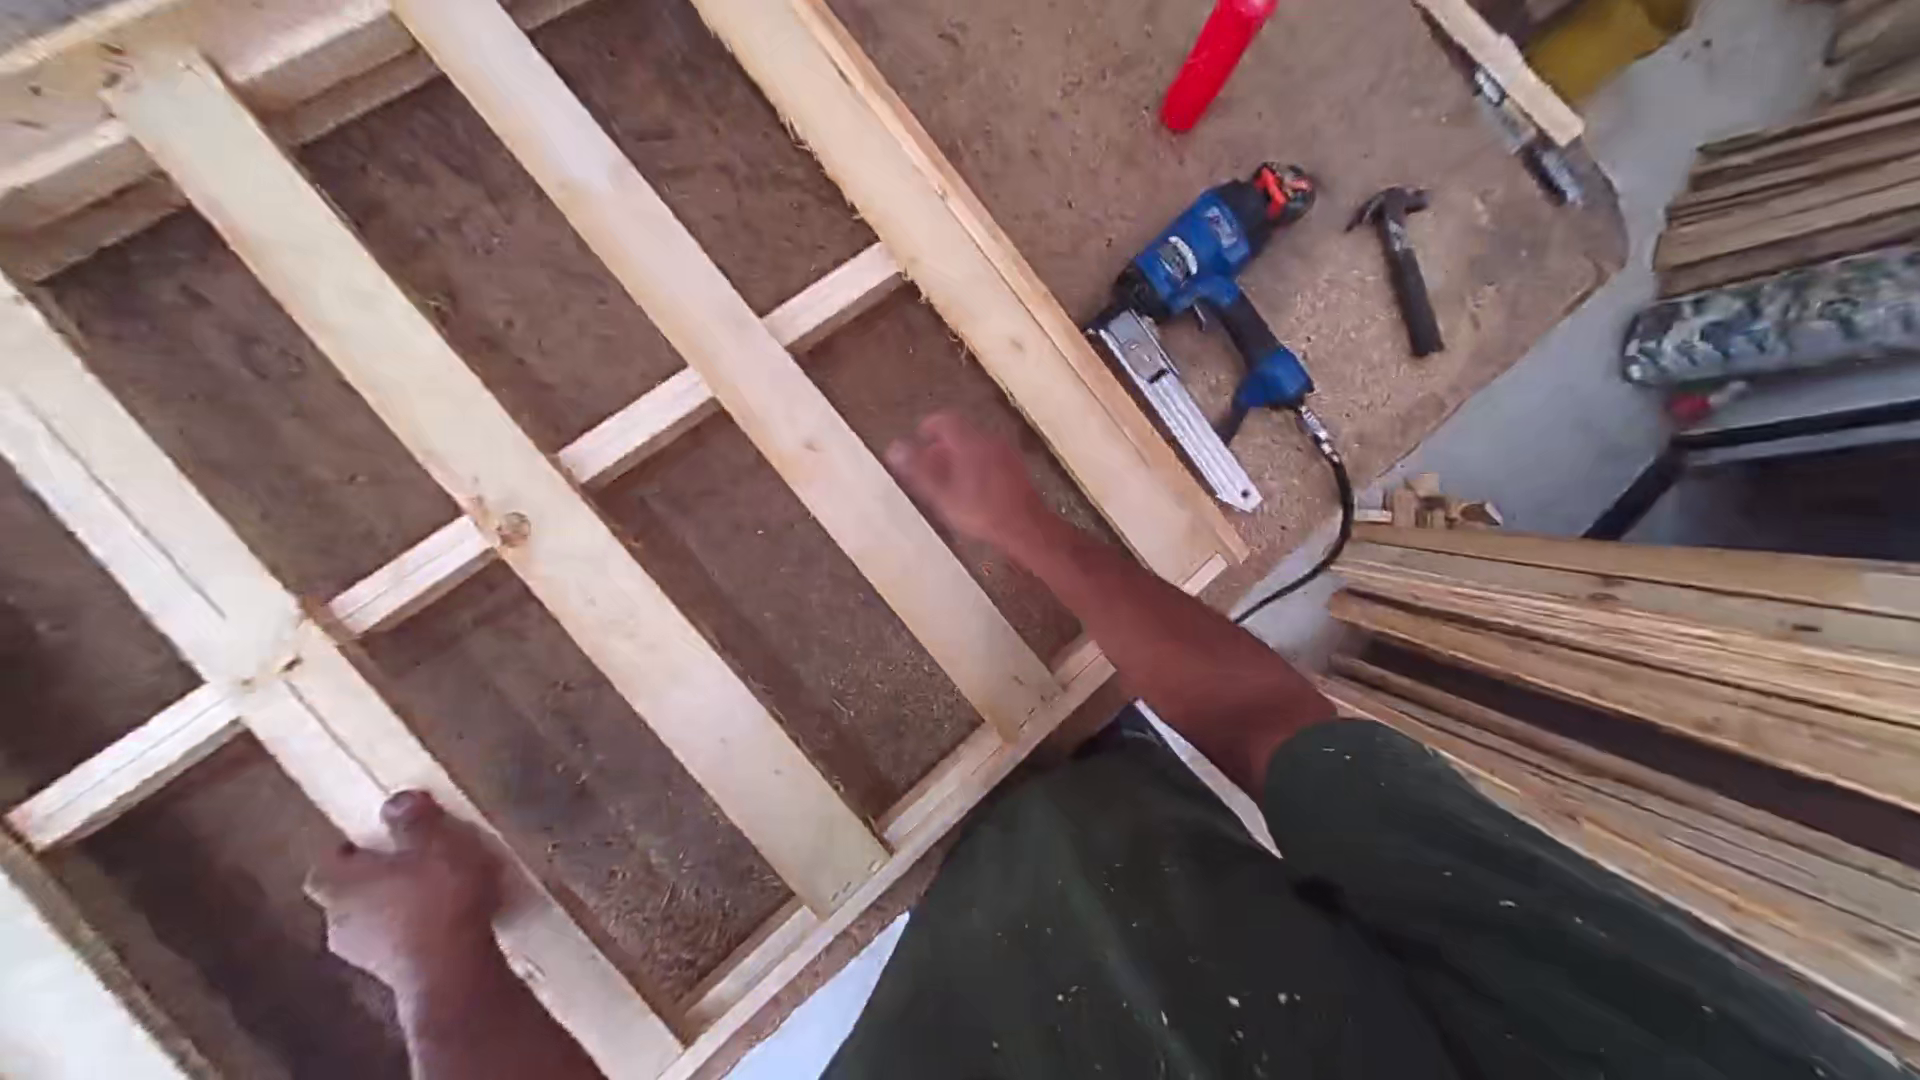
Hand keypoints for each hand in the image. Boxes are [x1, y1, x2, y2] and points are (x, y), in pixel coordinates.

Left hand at [305, 791, 502, 998]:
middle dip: (377, 877)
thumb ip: (414, 820)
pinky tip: (443, 918)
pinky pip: (392, 939)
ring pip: (369, 918)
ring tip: (436, 890)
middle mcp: (336, 920)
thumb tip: (393, 799)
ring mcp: (359, 952)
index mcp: (341, 886)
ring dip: (394, 904)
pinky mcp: (386, 971)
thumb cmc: (440, 893)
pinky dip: (410, 927)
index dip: (349, 850)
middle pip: (347, 892)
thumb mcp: (438, 842)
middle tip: (415, 860)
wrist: (450, 964)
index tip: (378, 839)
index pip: (325, 864)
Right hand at [885, 412, 1055, 555]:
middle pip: (960, 433)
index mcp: (970, 442)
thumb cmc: (983, 512)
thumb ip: (917, 469)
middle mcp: (990, 441)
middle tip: (927, 464)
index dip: (927, 427)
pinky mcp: (1016, 470)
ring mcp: (1006, 455)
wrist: (1026, 528)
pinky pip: (989, 459)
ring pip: (975, 447)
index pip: (944, 420)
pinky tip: (969, 491)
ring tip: (945, 481)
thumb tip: (894, 449)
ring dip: (957, 458)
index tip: (918, 439)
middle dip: (940, 447)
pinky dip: (974, 467)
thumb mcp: (941, 494)